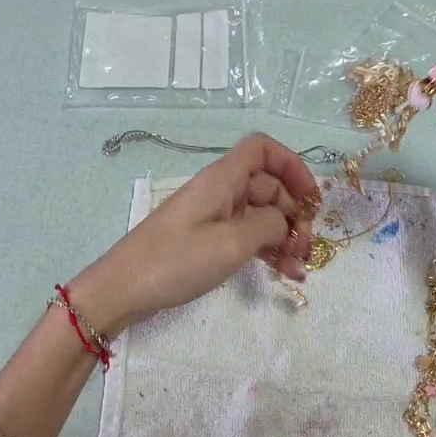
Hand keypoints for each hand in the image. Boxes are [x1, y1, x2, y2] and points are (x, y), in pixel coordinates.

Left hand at [69, 134, 320, 335]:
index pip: (262, 148)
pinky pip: (246, 236)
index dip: (292, 165)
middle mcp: (219, 191)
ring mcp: (212, 216)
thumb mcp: (232, 242)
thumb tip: (284, 222)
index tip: (311, 198)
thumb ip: (269, 225)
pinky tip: (285, 274)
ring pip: (260, 215)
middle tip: (306, 247)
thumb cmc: (177, 260)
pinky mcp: (205, 241)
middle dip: (293, 213)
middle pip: (268, 185)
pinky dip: (266, 250)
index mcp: (222, 179)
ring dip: (284, 237)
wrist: (124, 288)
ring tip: (300, 269)